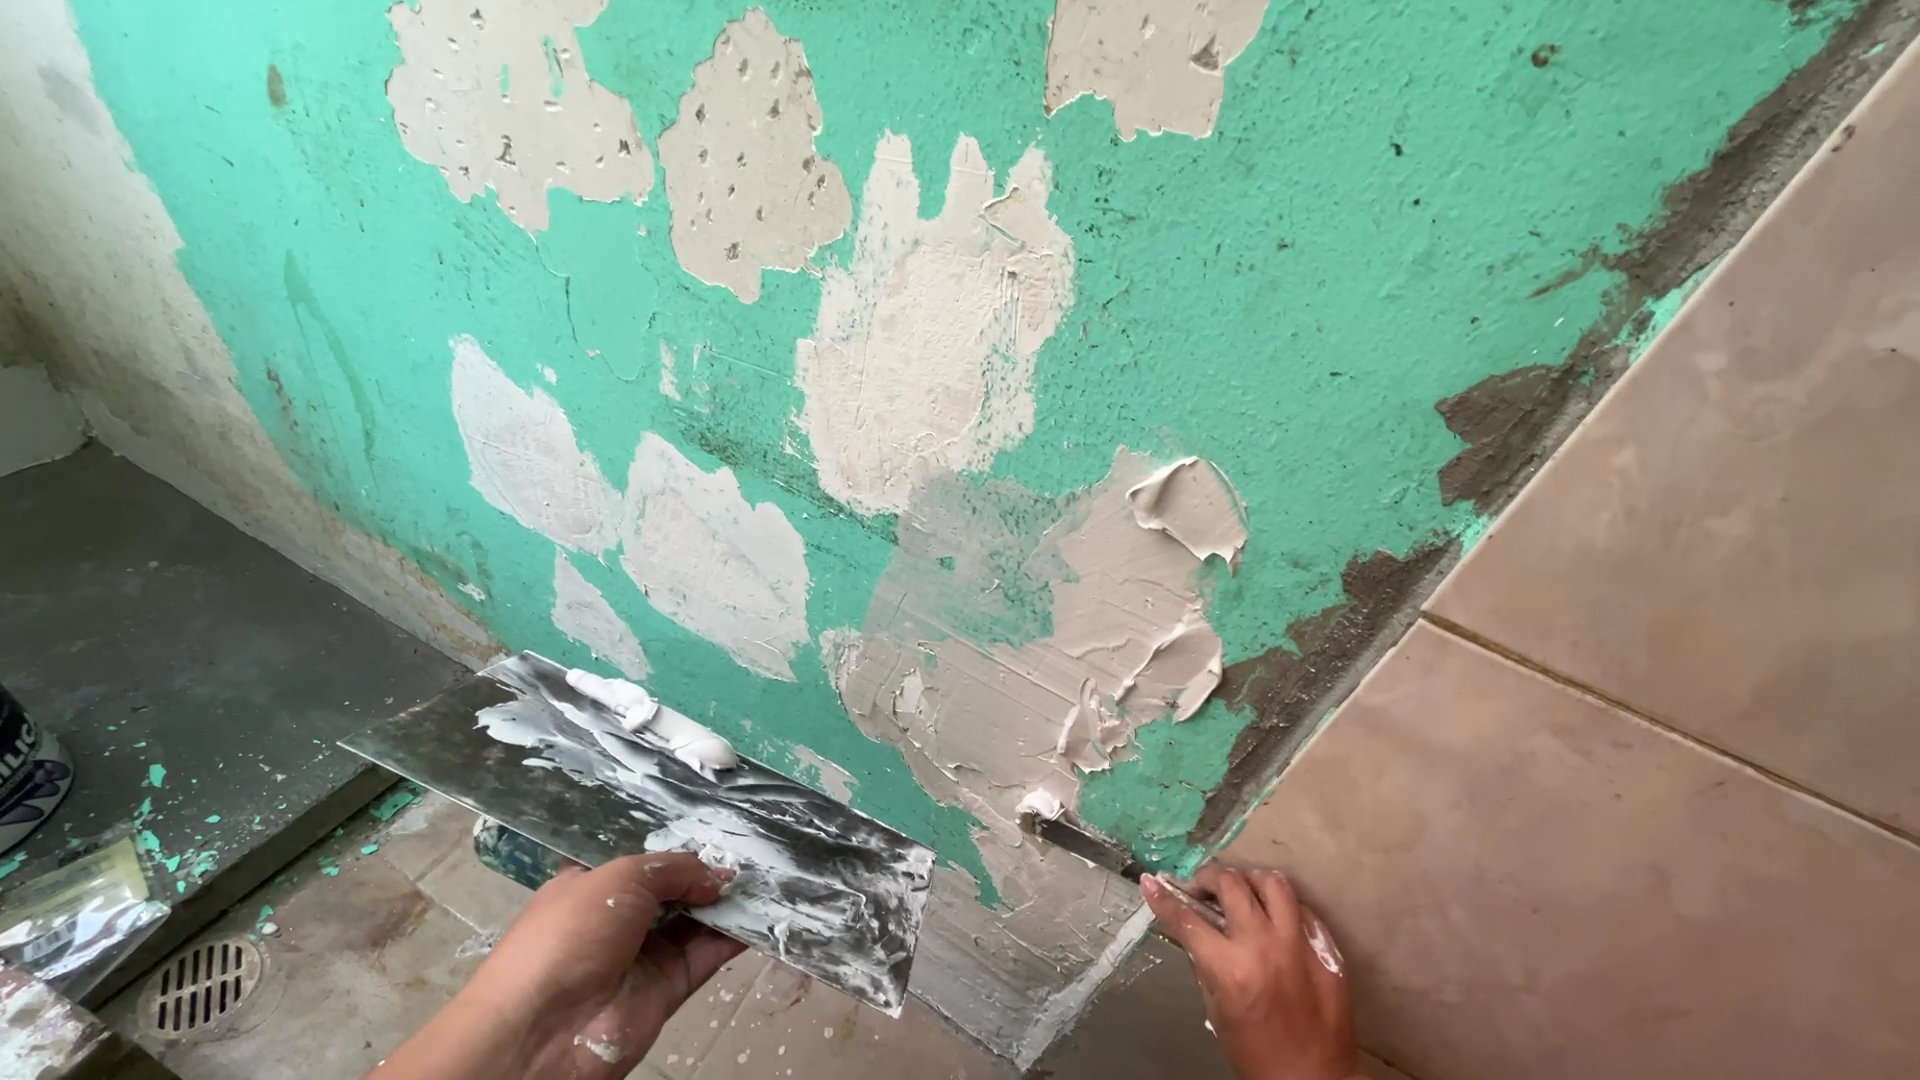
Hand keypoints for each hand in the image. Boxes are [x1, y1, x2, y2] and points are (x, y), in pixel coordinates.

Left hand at [371, 853, 744, 1079]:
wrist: (544, 1032)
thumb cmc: (569, 935)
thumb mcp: (621, 878)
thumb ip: (677, 868)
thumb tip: (721, 874)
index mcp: (595, 881)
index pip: (642, 853)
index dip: (677, 837)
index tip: (717, 817)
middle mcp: (622, 914)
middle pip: (676, 883)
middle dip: (711, 865)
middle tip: (754, 842)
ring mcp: (647, 951)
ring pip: (698, 916)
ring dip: (729, 897)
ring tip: (768, 869)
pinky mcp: (670, 985)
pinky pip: (710, 952)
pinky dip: (738, 933)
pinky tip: (765, 907)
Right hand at [1141, 865, 1356, 1079]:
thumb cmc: (1254, 1053)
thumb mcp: (1216, 1008)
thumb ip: (1204, 960)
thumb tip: (1190, 924)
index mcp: (1231, 968)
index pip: (1188, 919)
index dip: (1164, 898)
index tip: (1152, 882)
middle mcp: (1264, 947)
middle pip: (1232, 884)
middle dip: (1208, 877)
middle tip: (1202, 888)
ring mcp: (1300, 946)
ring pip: (1273, 883)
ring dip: (1249, 880)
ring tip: (1241, 891)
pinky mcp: (1327, 951)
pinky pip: (1302, 909)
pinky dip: (1282, 906)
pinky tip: (1274, 919)